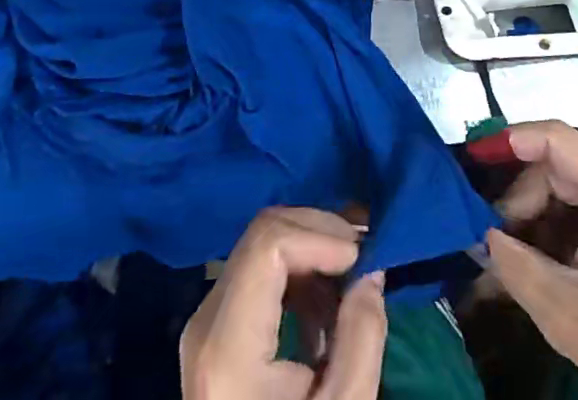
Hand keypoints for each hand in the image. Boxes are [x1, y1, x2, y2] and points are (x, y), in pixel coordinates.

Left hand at [180, 207, 387, 399]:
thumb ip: (361, 337)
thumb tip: (371, 271)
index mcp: (228, 344)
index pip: (268, 245)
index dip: (321, 237)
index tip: (365, 259)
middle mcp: (206, 317)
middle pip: (263, 235)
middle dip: (321, 234)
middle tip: (369, 255)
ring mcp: (206, 320)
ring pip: (260, 247)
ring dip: (313, 253)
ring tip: (355, 283)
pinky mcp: (215, 327)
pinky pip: (257, 274)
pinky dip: (298, 276)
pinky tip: (327, 310)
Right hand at [482, 121, 577, 399]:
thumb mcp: (566, 314)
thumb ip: (512, 263)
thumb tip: (480, 235)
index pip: (559, 140)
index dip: (511, 141)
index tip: (473, 161)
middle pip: (560, 169)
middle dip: (520, 200)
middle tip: (490, 239)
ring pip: (570, 192)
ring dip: (534, 221)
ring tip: (505, 259)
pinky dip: (557, 235)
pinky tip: (533, 265)